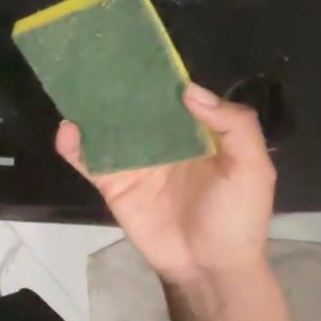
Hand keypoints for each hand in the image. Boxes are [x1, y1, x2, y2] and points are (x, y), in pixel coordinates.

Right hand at [55, 83, 274, 285]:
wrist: (209, 266)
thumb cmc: (238, 216)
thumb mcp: (253, 168)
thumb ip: (234, 126)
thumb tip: (188, 91)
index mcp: (195, 134)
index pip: (174, 97)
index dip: (158, 76)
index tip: (137, 53)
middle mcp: (160, 142)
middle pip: (133, 108)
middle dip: (115, 87)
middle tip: (94, 62)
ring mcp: (132, 162)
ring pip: (105, 129)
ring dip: (89, 110)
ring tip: (74, 88)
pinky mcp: (111, 183)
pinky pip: (87, 160)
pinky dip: (72, 145)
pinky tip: (68, 130)